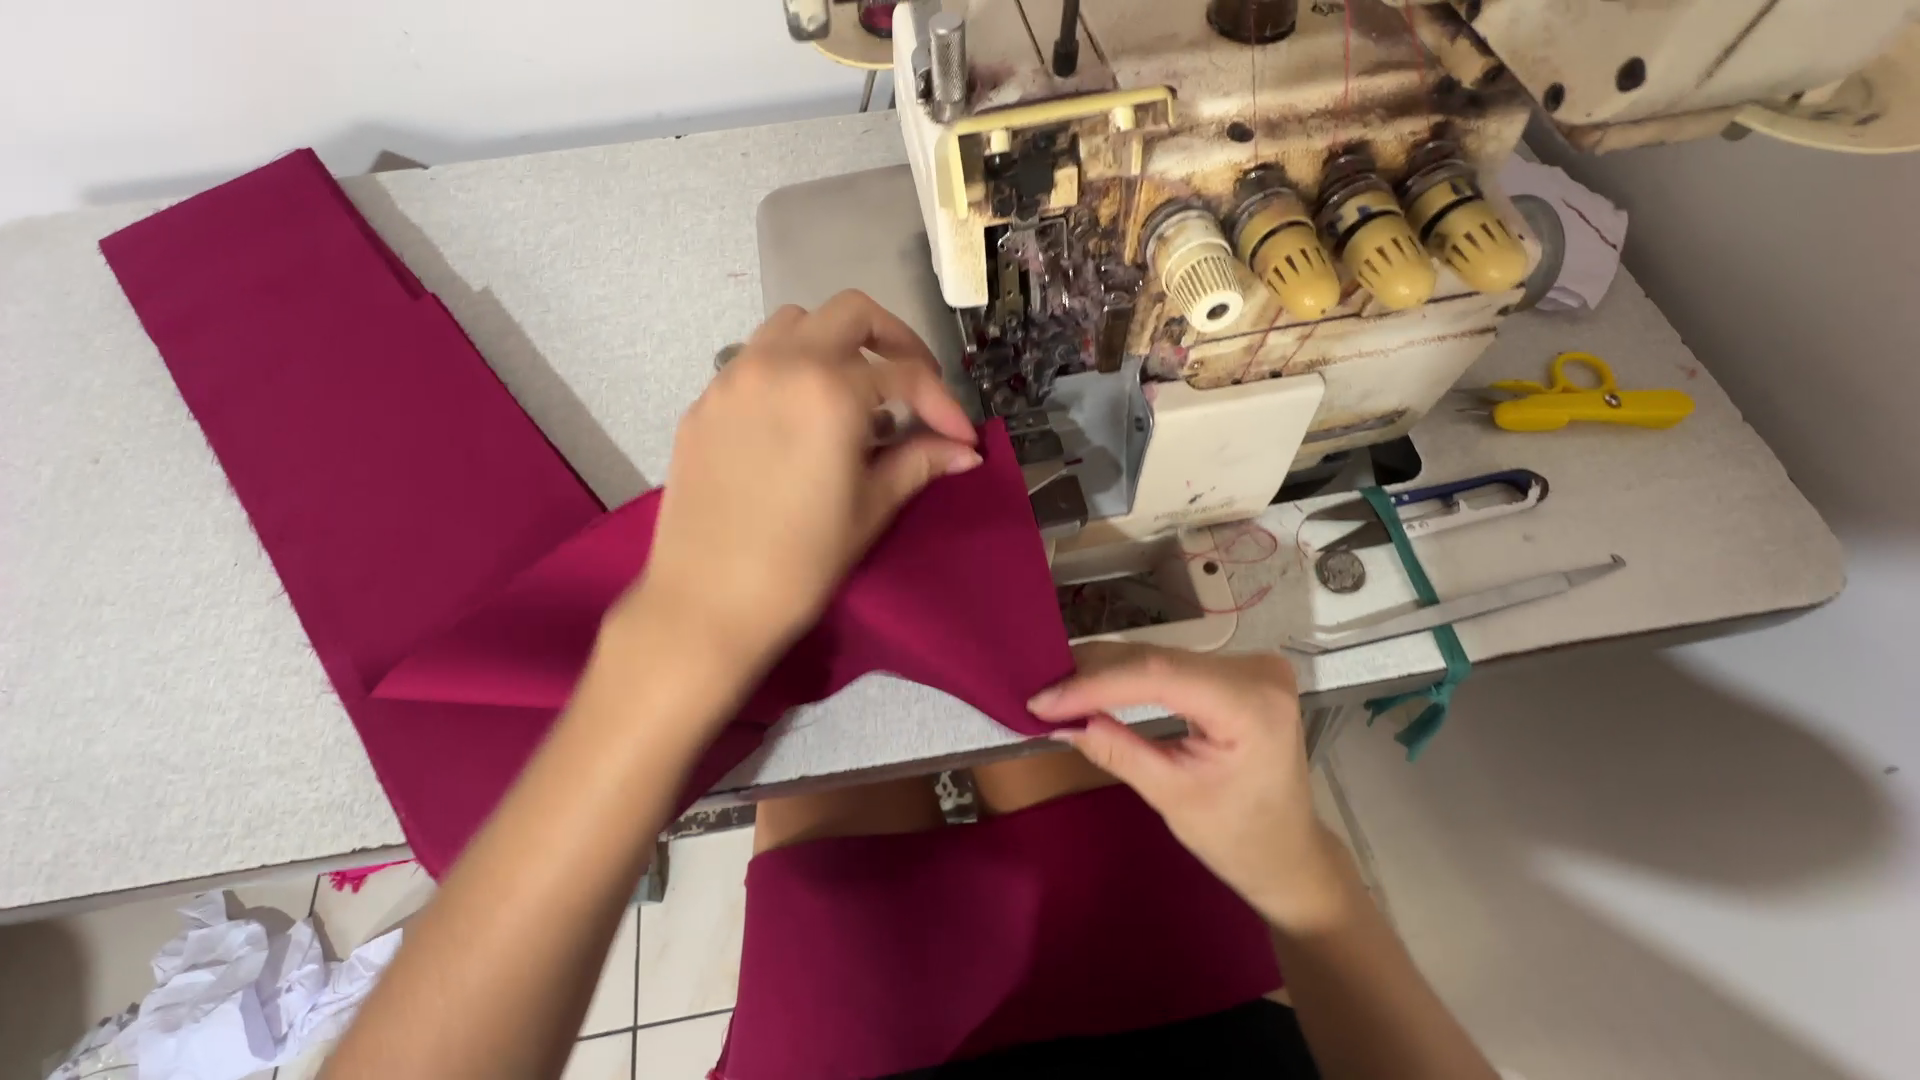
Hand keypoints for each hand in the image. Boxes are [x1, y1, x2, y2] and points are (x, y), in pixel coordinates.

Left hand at [625, 291, 979, 667]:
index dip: (943, 403)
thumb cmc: (800, 562)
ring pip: (795, 324)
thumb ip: (918, 463)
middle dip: (894, 341)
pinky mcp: (705, 403)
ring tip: (855, 393)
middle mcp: (780, 364)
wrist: (707, 602)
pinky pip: (754, 361)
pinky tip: (800, 419)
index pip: (905, 375)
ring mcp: (734, 378)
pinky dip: (790, 370)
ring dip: (835, 343)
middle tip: (914, 385)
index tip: (960, 435)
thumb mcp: (870, 508)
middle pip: (851, 314)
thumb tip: (963, 451)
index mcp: (830, 390)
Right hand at [1027, 643, 1349, 930]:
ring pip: (1159, 658)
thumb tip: (1058, 720)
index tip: (1042, 700)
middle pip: (1157, 659)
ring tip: (1057, 686)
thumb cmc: (1238, 838)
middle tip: (1040, 689)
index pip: (1158, 675)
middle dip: (1093, 674)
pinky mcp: (1237, 670)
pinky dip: (1129, 675)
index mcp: (1252, 704)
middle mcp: (1256, 670)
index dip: (1094, 684)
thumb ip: (1116, 749)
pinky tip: (1094, 681)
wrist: (1289, 853)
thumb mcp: (1171, 796)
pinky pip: (1171, 665)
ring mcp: (1250, 665)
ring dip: (1106, 671)